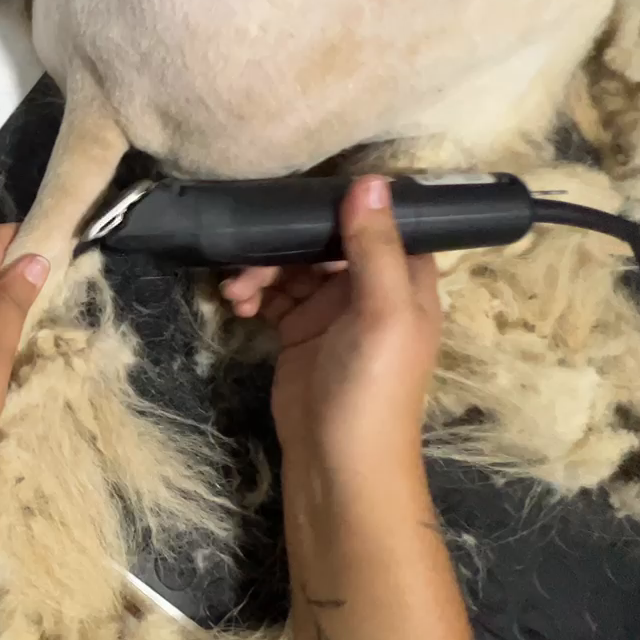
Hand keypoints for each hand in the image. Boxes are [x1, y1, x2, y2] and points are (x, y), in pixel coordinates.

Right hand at [227, 177, 440, 468]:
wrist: (336, 458)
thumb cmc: (372, 385)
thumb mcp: (382, 312)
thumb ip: (374, 247)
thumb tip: (370, 180)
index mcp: (403, 280)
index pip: (376, 223)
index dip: (341, 208)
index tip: (296, 198)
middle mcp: (367, 288)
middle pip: (321, 243)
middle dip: (282, 247)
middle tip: (249, 263)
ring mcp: (328, 310)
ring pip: (290, 267)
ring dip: (259, 272)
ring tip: (237, 294)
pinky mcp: (296, 329)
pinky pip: (270, 295)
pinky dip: (251, 294)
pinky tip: (237, 306)